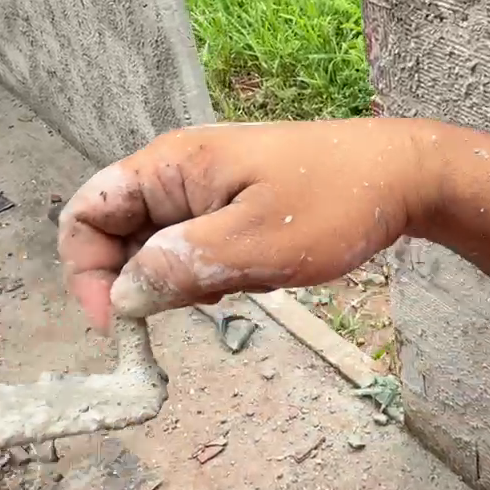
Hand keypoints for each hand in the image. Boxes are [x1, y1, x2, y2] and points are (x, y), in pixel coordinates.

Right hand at [57, 119, 434, 327]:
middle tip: (201, 302)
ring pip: (166, 245)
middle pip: (121, 233)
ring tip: (243, 281)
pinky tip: (260, 273)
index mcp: (171, 166)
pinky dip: (219, 269)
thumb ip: (178, 268)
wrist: (404, 177)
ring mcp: (214, 187)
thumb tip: (122, 296)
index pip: (85, 213)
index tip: (117, 324)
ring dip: (188, 278)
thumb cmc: (334, 203)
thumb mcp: (253, 244)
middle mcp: (182, 172)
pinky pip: (205, 244)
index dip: (85, 271)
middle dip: (145, 278)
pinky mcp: (242, 203)